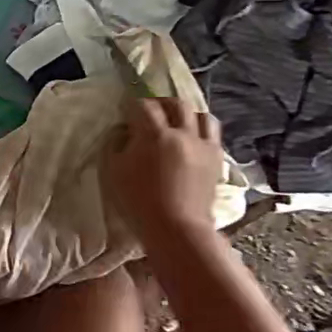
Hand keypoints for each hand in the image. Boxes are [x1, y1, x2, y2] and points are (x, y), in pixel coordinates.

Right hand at [104, 97, 223, 244]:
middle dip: (161, 103)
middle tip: (150, 111)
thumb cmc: (138, 200)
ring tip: (175, 124)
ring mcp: (204, 146)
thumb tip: (125, 131)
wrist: (176, 227)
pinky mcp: (217, 160)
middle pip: (177, 104)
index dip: (132, 105)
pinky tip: (190, 141)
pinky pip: (212, 135)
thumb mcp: (114, 170)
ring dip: (186, 115)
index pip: (144, 106)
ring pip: (201, 116)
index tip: (124, 111)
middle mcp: (183, 134)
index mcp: (154, 135)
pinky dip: (200, 132)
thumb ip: (118, 144)